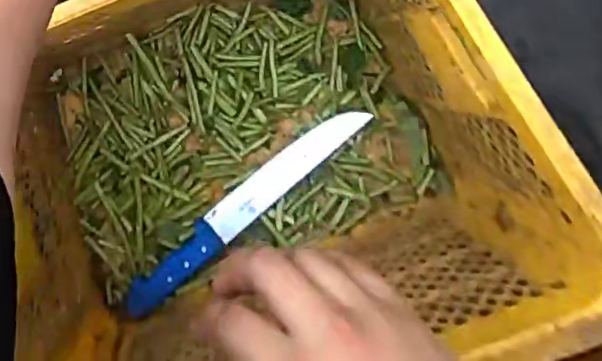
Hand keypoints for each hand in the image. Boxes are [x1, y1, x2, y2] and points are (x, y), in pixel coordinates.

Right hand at [201, 248, 454, 360]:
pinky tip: (318, 277)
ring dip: (279, 263)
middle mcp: (330, 328)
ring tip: (270, 281)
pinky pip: (351, 262)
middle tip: (224, 289)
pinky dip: (325, 264)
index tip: (200, 321)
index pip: (234, 324)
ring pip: (307, 254)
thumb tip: (237, 346)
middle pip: (266, 266)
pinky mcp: (401, 306)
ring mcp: (370, 310)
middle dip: (234, 271)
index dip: (208, 318)